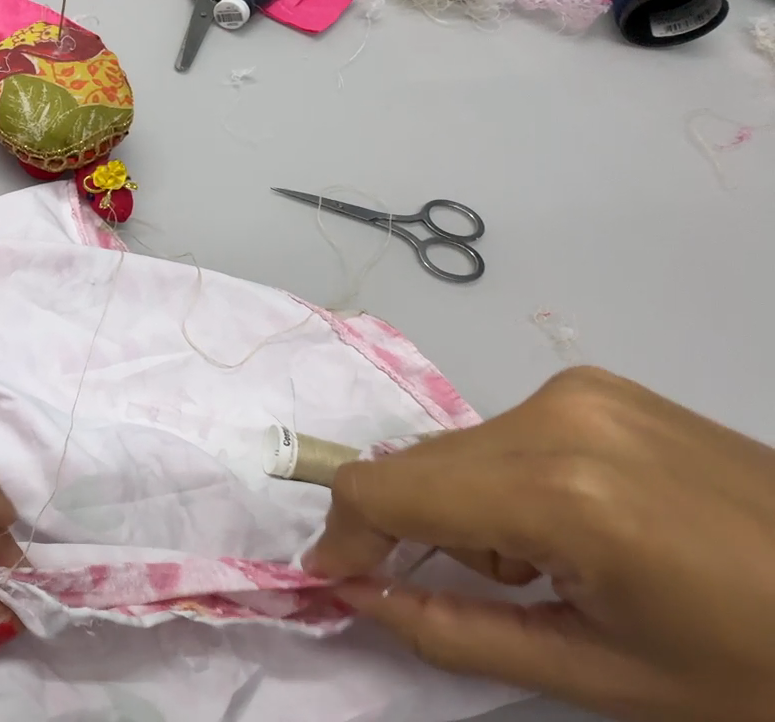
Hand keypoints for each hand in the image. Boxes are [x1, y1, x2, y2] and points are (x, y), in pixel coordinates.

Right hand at [307, 367, 774, 721]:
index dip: (341, 537)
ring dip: (459, 506)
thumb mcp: (605, 677)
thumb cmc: (762, 668)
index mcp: (557, 492)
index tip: (332, 579)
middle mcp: (552, 417)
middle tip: (477, 591)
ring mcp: (579, 392)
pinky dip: (498, 481)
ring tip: (545, 560)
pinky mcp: (597, 386)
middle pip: (412, 466)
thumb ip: (451, 632)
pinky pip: (497, 432)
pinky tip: (571, 521)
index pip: (382, 492)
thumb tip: (352, 593)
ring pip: (450, 449)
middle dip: (413, 530)